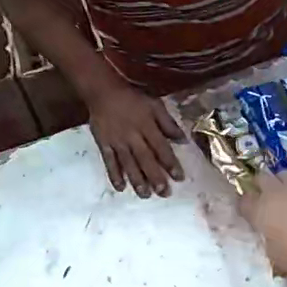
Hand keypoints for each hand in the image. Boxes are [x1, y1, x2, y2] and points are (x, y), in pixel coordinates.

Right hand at [86, 81, 185, 197]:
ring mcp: (117, 141)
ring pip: (128, 163)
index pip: (161, 147)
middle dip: (155, 176)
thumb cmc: (132, 98)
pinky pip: (109, 161)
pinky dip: (114, 174)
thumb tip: (183, 139)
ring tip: (145, 195)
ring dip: (137, 180)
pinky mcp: (104, 144)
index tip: (179, 178)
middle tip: (163, 193)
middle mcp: (133, 136)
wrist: (103, 92)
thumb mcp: (154, 105)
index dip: (170, 163)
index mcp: (147, 126)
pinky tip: (121, 187)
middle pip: (145, 158)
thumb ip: (168, 123)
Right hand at [241, 170, 286, 286]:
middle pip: (262, 178)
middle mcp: (277, 192)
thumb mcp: (279, 258)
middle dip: (261, 186)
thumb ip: (271, 242)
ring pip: (284, 174)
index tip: (249, 214)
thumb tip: (273, 237)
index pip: (244, 201)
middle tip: (266, 200)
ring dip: (282, 183)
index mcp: (261, 210)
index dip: (245, 206)